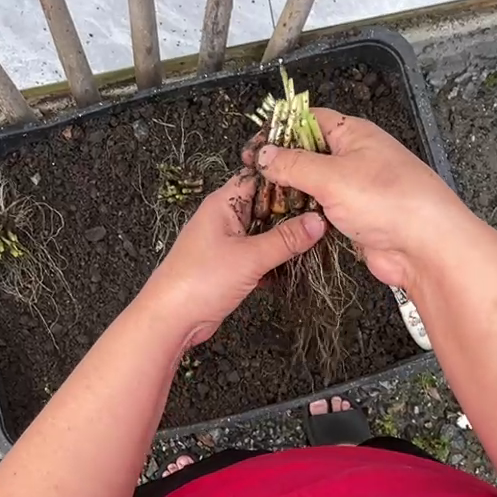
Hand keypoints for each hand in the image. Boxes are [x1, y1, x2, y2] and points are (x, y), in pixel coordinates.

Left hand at [137, 171, 326, 347]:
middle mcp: (224, 219)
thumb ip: (286, 239)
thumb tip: (317, 222)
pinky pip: (257, 257)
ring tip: (318, 239)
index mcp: (223, 204)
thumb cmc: (199, 281)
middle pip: (264, 206)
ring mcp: (226, 244)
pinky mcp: (228, 268)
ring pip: (263, 233)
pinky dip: (274, 261)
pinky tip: (296, 266)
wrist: (171, 319)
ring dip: (285, 240)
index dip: (286, 176)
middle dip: (292, 212)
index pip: (259, 176)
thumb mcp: (250, 257)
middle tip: (325, 213)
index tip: (316, 180)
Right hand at [247, 108, 466, 291]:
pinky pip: (322, 210)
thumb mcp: (333, 177)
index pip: (308, 120)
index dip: (279, 129)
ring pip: (313, 185)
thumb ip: (294, 165)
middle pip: (309, 153)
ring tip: (262, 201)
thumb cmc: (388, 201)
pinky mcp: (354, 217)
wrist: (424, 246)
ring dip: (291, 192)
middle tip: (253, 177)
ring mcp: (355, 189)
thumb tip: (264, 153)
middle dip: (281, 164)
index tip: (253, 147)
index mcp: (353, 135)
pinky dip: (304, 214)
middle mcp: (354, 157)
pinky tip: (286, 222)